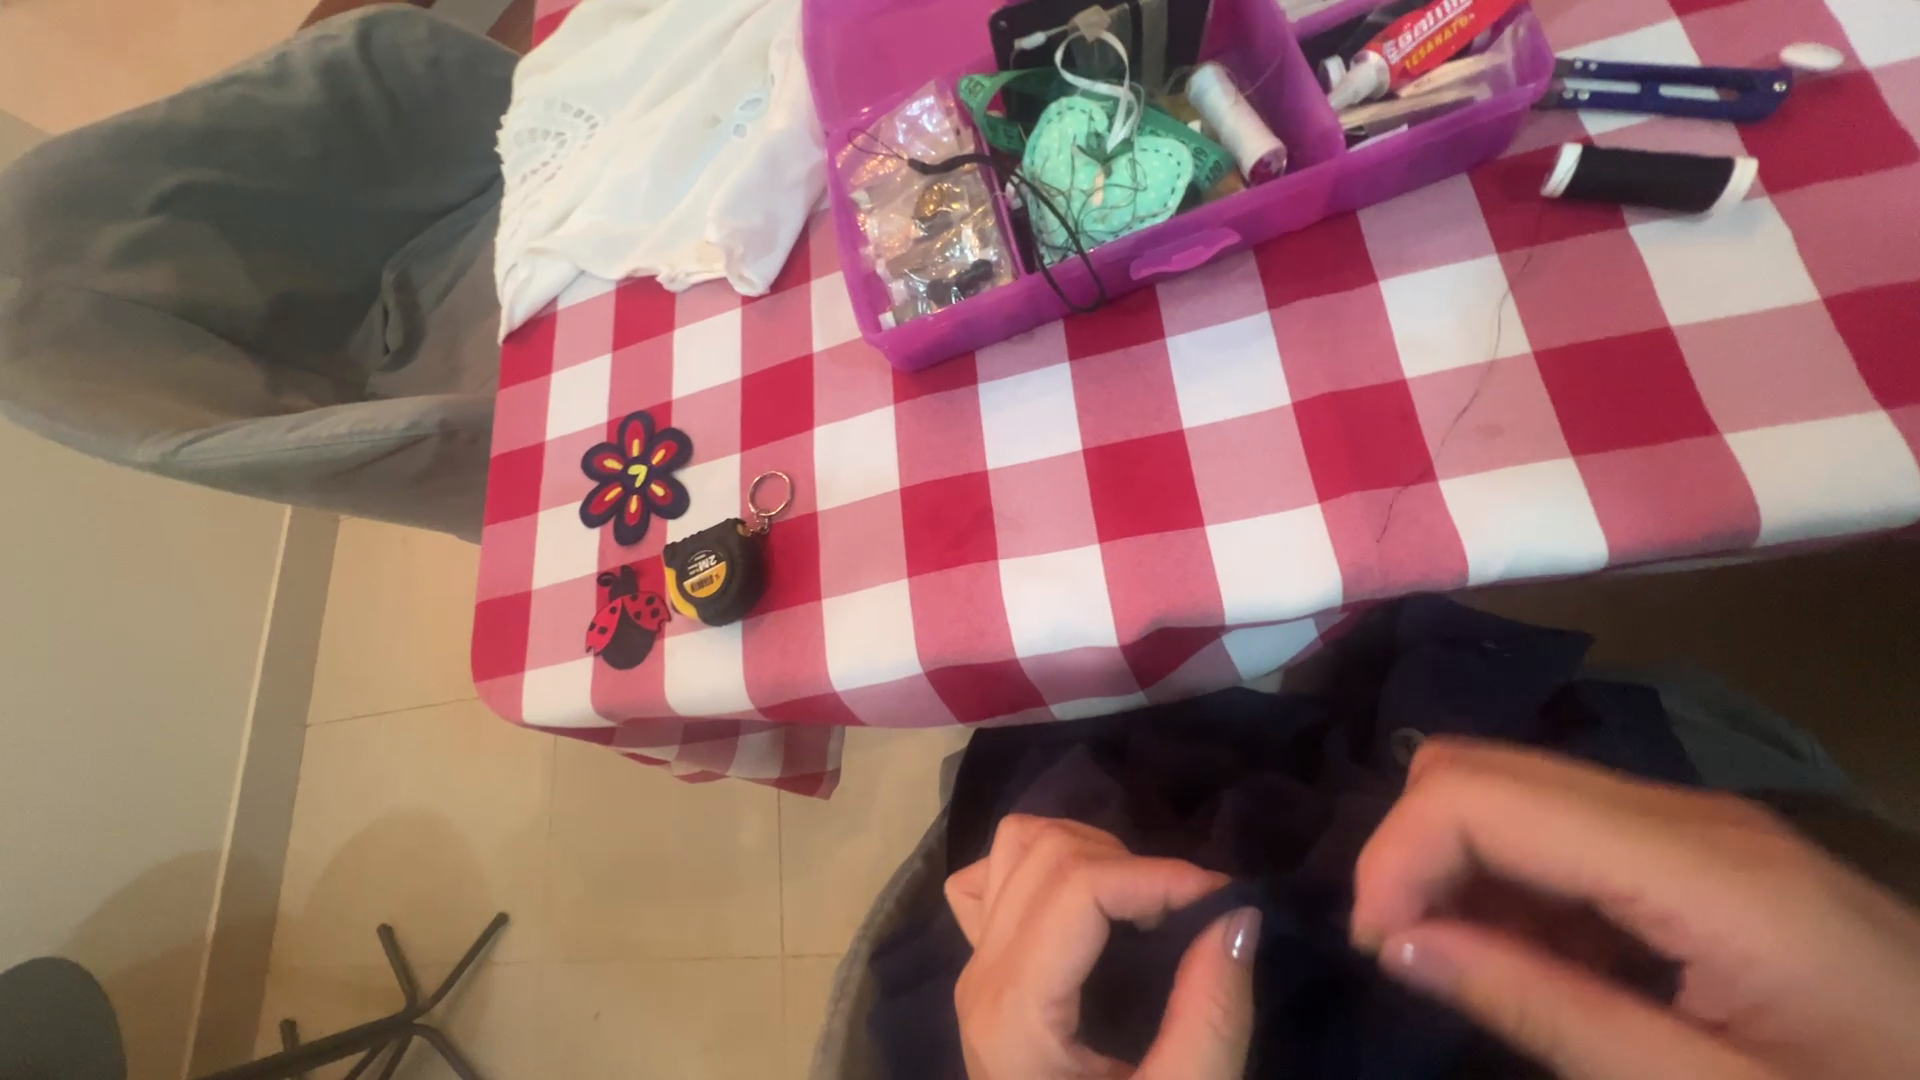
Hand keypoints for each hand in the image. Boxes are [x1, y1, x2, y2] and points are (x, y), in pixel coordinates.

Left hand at [946, 815, 1259, 1078]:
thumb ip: (1209, 1017)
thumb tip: (1239, 915)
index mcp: (1014, 1011)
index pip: (1078, 887)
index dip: (1157, 876)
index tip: (1223, 898)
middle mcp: (980, 971)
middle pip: (1046, 854)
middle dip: (1129, 864)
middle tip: (1187, 911)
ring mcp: (973, 963)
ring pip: (1016, 847)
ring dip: (1087, 851)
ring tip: (1141, 901)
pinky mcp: (982, 962)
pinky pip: (993, 875)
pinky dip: (1043, 864)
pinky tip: (1086, 902)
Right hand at [1352, 737, 1919, 1079]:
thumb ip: (1542, 1010)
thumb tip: (1394, 943)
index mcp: (1700, 865)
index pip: (1477, 795)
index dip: (1394, 856)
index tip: (1375, 946)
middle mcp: (1681, 810)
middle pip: (1475, 768)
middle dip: (1408, 848)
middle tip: (1402, 945)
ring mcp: (1689, 819)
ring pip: (1500, 784)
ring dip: (1447, 859)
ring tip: (1456, 953)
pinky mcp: (1689, 842)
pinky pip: (1547, 822)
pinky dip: (1499, 872)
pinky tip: (1521, 944)